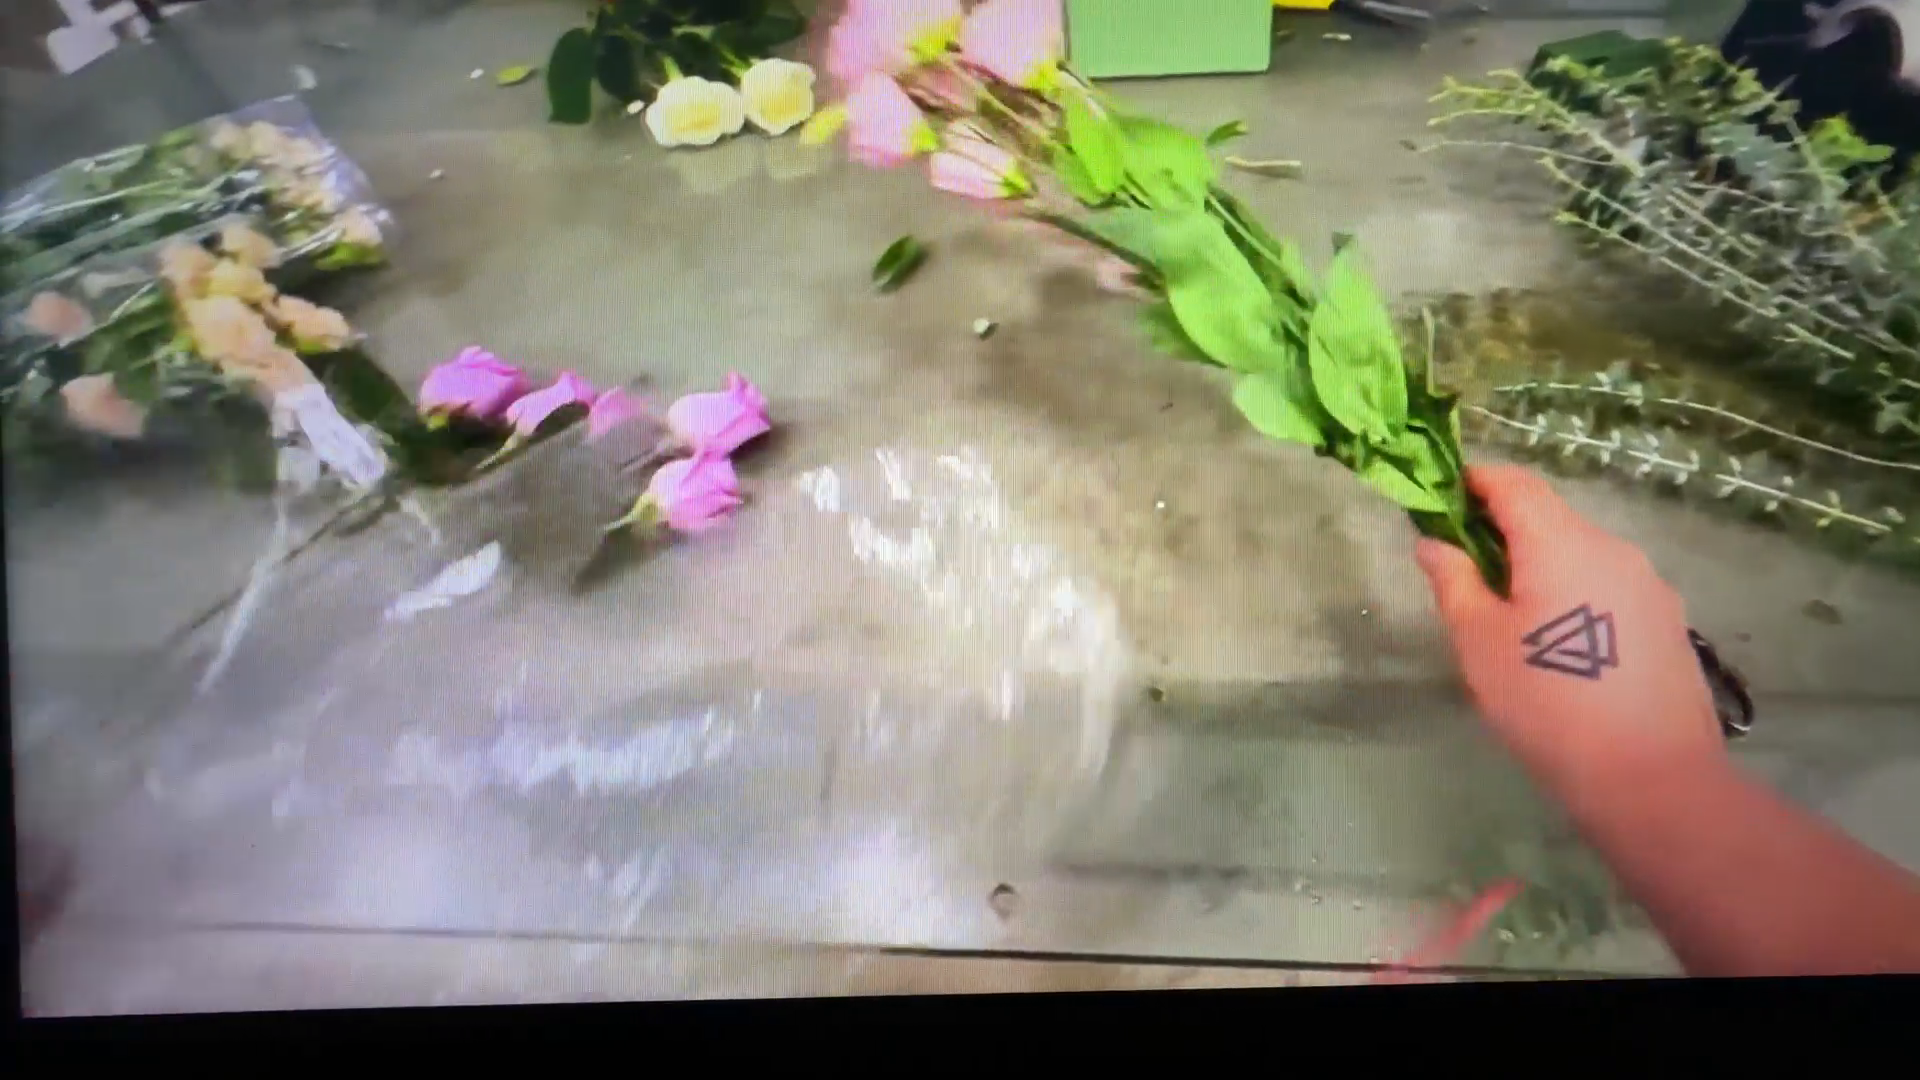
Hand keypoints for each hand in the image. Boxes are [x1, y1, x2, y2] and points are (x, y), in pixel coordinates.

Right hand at [1415, 466, 1724, 797]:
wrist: (1649, 776)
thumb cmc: (1544, 699)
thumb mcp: (1477, 638)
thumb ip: (1452, 579)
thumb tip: (1434, 543)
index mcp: (1562, 546)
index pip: (1515, 485)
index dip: (1474, 480)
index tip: (1438, 495)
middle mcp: (1613, 551)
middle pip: (1548, 515)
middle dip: (1498, 524)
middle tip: (1457, 559)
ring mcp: (1647, 585)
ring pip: (1577, 549)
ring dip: (1532, 557)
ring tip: (1500, 603)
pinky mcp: (1665, 618)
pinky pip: (1603, 580)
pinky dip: (1565, 583)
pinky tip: (1549, 633)